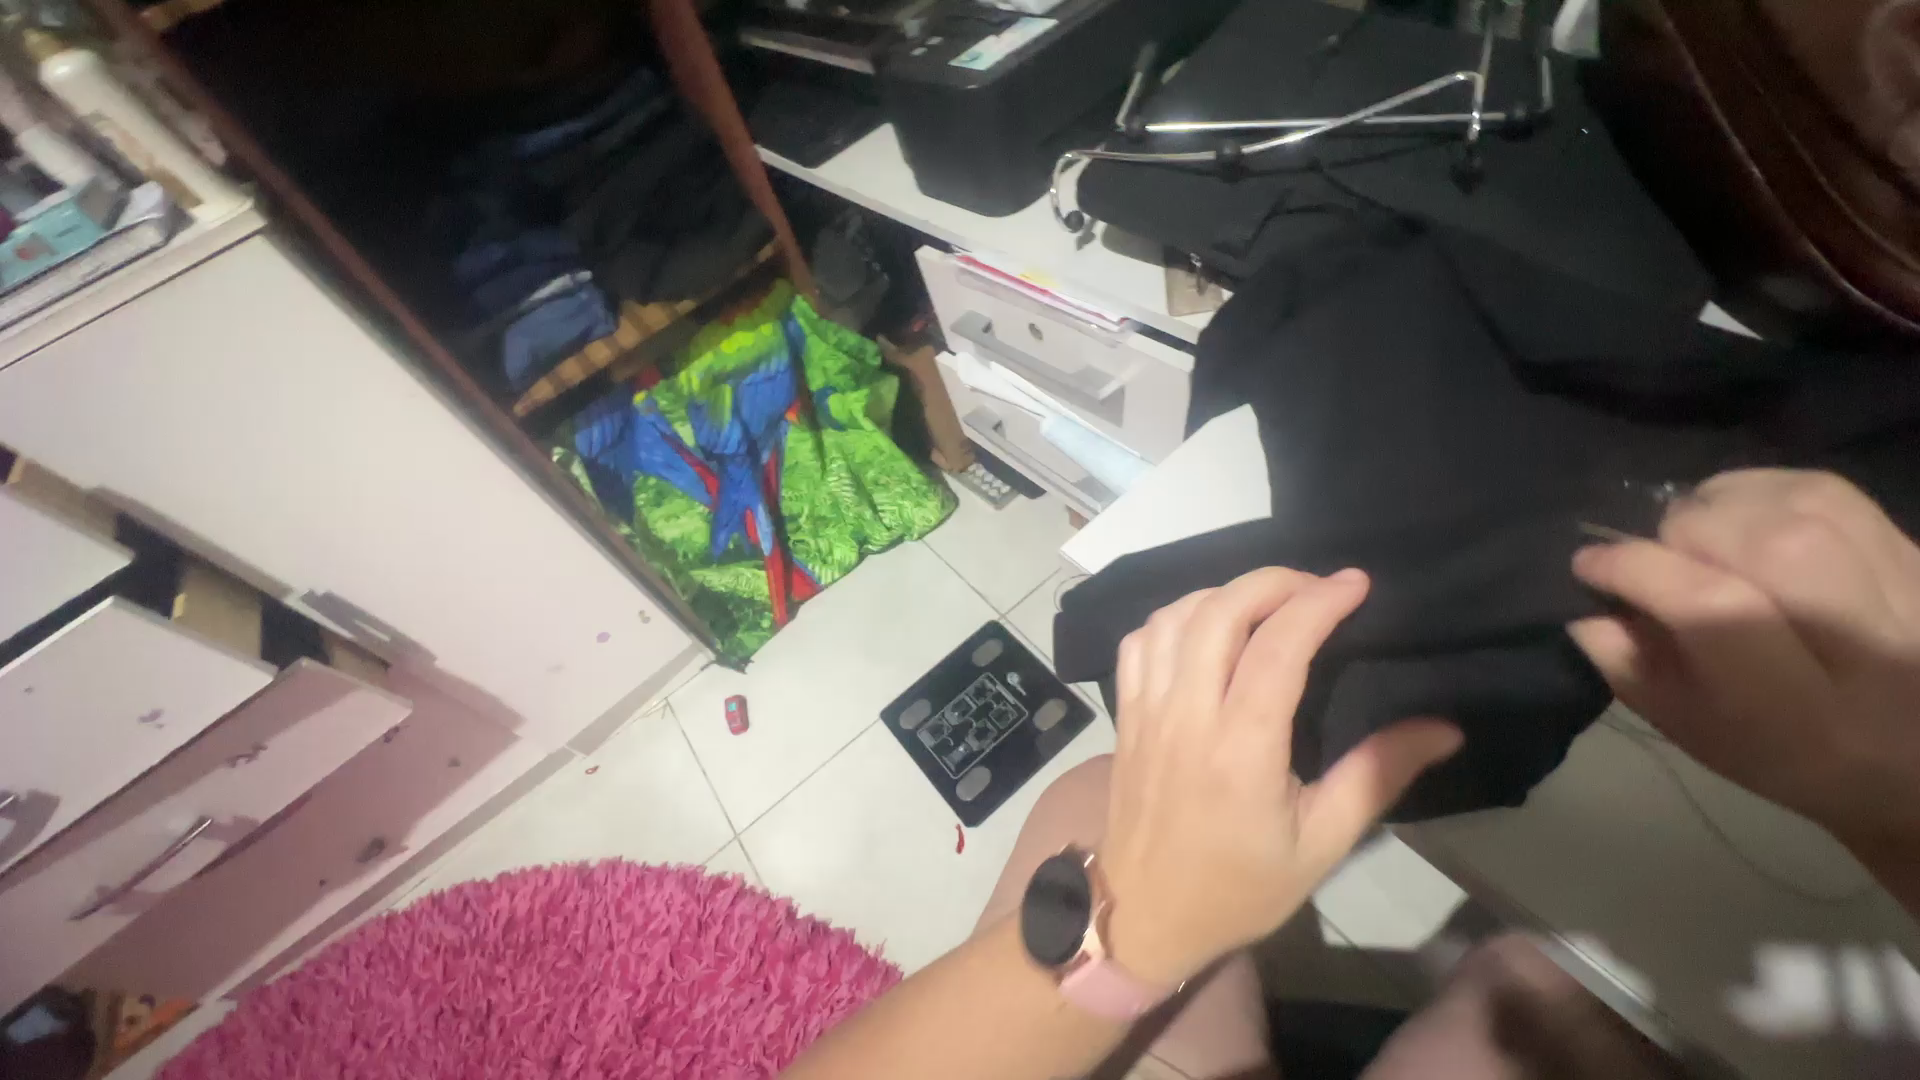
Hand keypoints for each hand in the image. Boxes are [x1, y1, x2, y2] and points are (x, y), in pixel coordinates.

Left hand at [1097, 567, 1461, 986]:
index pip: (1277, 648)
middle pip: (1218, 614)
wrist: (1145, 910)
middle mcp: (1186, 714)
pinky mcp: (1124, 713)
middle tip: (1314, 585)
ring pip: (1173, 618)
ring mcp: (1146, 709)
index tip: (1356, 583)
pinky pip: (1138, 642)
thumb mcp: (1321, 844)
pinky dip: (1172, 617)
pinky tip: (1200, 625)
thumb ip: (1377, 775)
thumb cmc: (1239, 885)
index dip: (1317, 603)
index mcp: (1240, 748)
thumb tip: (1442, 726)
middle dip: (1270, 582)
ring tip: (1263, 600)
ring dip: (1220, 593)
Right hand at [1569, 469, 1919, 853]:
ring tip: (1695, 530)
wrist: (1911, 759)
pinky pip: (1836, 494)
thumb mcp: (1686, 726)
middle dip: (1684, 532)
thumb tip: (1586, 605)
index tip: (1587, 564)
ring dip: (1724, 504)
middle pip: (1770, 545)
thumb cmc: (1779, 752)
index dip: (1633, 569)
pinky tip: (1742, 513)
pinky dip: (1768, 491)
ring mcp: (1912, 596)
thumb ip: (1626, 664)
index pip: (1712, 607)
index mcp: (1798, 709)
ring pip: (1806, 508)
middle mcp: (1871, 649)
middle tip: (1657, 552)